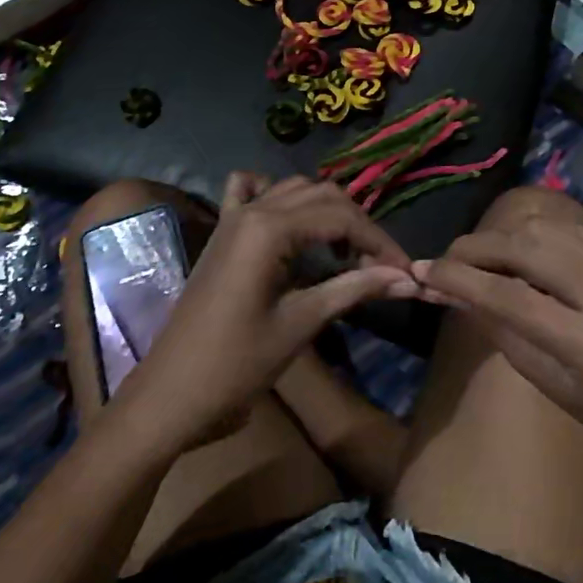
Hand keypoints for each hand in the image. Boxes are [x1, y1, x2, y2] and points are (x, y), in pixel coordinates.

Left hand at [113, 175, 414, 452]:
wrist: (174, 392)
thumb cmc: (237, 363)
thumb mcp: (301, 323)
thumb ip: (354, 289)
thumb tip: (409, 279)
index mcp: (270, 228)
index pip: (341, 218)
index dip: (379, 241)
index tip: (405, 271)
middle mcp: (251, 209)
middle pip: (322, 195)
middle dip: (357, 225)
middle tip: (380, 266)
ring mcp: (232, 218)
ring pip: (292, 190)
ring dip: (325, 211)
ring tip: (346, 252)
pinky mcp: (221, 233)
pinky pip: (248, 192)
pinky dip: (274, 194)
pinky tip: (290, 220)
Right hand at [417, 219, 582, 457]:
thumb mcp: (537, 375)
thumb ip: (492, 322)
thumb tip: (442, 282)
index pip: (515, 299)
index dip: (463, 279)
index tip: (423, 271)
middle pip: (529, 249)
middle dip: (477, 248)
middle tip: (446, 258)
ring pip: (543, 230)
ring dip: (499, 239)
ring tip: (475, 257)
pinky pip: (563, 228)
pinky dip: (529, 237)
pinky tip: (515, 256)